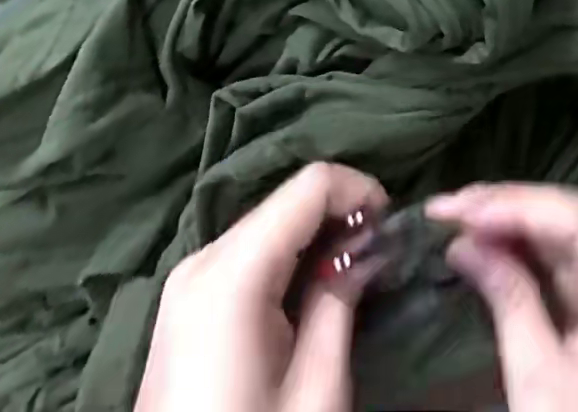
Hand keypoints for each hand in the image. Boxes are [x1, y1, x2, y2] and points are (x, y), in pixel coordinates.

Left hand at [136, 163, 387, 411]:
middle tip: (379, 252)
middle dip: (338, 213)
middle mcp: (203, 256)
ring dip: (314, 233)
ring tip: (352, 268)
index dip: (357, 191)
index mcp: (232, 271)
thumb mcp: (314, 392)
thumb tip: (368, 246)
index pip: (307, 186)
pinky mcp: (186, 296)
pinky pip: (246, 251)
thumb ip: (340, 302)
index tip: (390, 226)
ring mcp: (188, 274)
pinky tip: (311, 283)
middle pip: (285, 201)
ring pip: (267, 222)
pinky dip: (286, 253)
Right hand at [427, 184, 577, 411]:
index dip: (513, 205)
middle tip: (446, 208)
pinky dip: (519, 244)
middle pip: (570, 218)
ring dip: (506, 219)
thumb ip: (508, 298)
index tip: (457, 211)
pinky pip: (561, 256)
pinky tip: (482, 236)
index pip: (577, 222)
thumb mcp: (541, 382)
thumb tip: (461, 241)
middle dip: (504, 206)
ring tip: (454, 216)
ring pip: (562, 230)